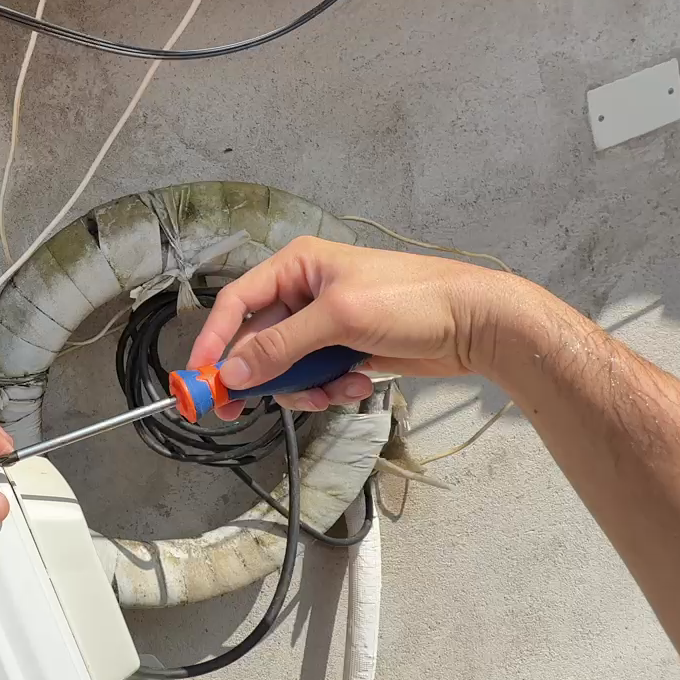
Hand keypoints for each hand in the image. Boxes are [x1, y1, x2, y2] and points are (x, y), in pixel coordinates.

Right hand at [189, 237, 536, 416]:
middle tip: (235, 412)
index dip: (212, 340)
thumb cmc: (409, 303)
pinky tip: (355, 386)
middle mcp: (301, 293)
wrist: (481, 324)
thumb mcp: (338, 319)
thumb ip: (279, 347)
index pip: (235, 303)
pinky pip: (312, 375)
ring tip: (330, 394)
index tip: (198, 376)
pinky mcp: (342, 348)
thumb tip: (231, 375)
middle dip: (258, 375)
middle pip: (256, 340)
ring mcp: (322, 323)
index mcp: (294, 268)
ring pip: (283, 365)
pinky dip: (327, 388)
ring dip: (300, 386)